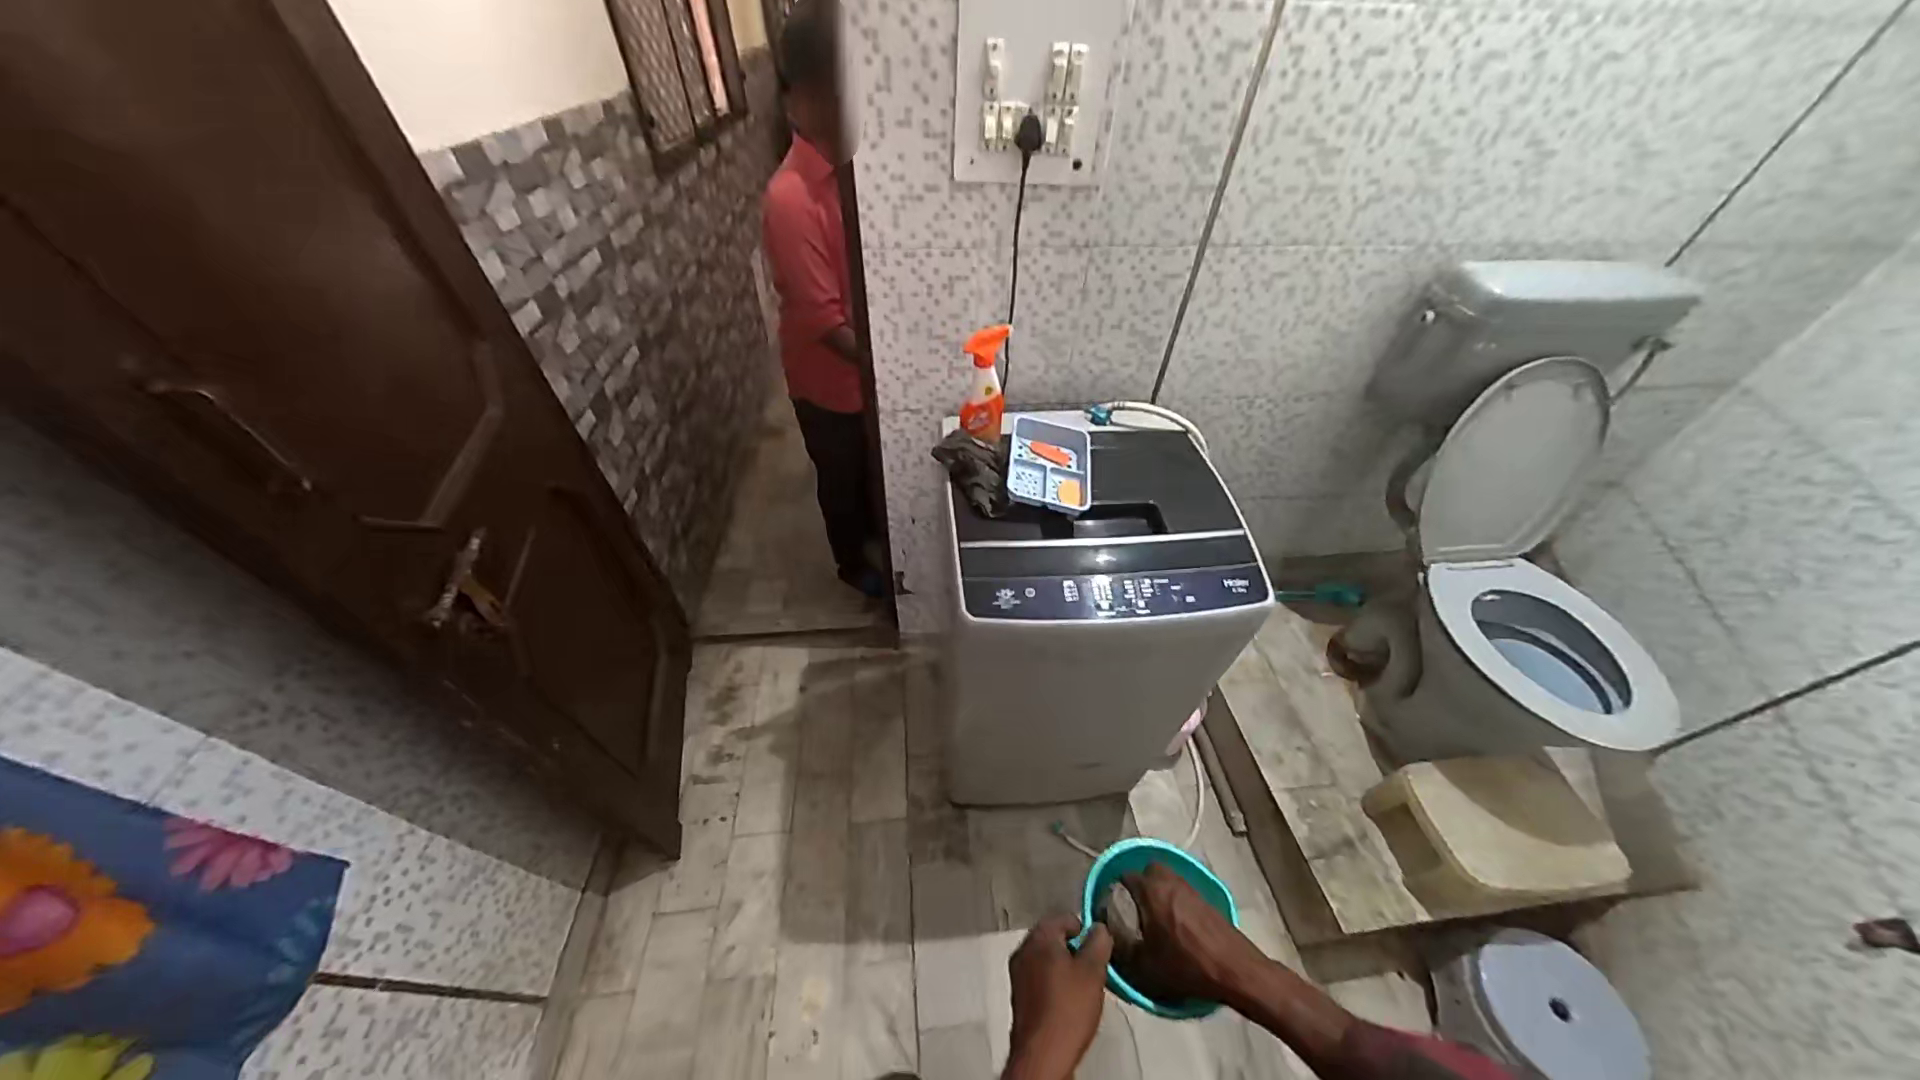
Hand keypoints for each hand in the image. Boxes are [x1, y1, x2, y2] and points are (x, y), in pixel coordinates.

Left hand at [1003, 914, 1111, 1079]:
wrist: (1042, 1054)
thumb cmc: (1069, 1007)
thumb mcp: (1093, 971)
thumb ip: (1098, 943)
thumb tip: (1099, 927)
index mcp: (1039, 937)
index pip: (1063, 917)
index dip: (1084, 930)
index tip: (1097, 949)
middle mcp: (1023, 949)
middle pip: (1052, 937)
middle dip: (1073, 949)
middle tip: (1092, 968)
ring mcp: (1017, 972)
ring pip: (1045, 958)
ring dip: (1063, 966)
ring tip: (1082, 986)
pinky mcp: (1018, 995)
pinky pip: (1038, 977)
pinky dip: (1052, 982)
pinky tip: (1066, 1001)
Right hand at [1114, 862, 1260, 1004]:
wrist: (1234, 969)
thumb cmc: (1186, 964)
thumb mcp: (1146, 965)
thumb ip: (1123, 949)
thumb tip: (1111, 939)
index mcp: (1150, 890)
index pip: (1125, 877)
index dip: (1117, 891)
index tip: (1115, 908)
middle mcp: (1168, 880)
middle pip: (1148, 870)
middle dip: (1141, 883)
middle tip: (1137, 907)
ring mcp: (1189, 886)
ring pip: (1167, 878)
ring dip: (1159, 890)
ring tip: (1157, 916)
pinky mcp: (1205, 897)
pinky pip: (1182, 890)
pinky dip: (1176, 899)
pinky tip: (1177, 923)